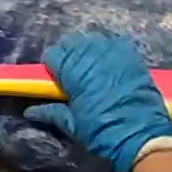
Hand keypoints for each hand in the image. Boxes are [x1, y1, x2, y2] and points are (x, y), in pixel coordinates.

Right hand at [25, 31, 171, 171]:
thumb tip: (31, 111)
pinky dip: (106, 44)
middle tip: (72, 70)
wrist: (140, 134)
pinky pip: (113, 39)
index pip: (53, 54)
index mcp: (73, 74)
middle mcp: (91, 57)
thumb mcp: (74, 125)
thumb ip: (52, 112)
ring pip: (92, 37)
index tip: (56, 75)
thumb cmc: (103, 132)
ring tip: (89, 62)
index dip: (53, 64)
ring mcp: (112, 53)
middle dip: (68, 52)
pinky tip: (106, 56)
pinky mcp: (130, 54)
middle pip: (71, 41)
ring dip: (87, 47)